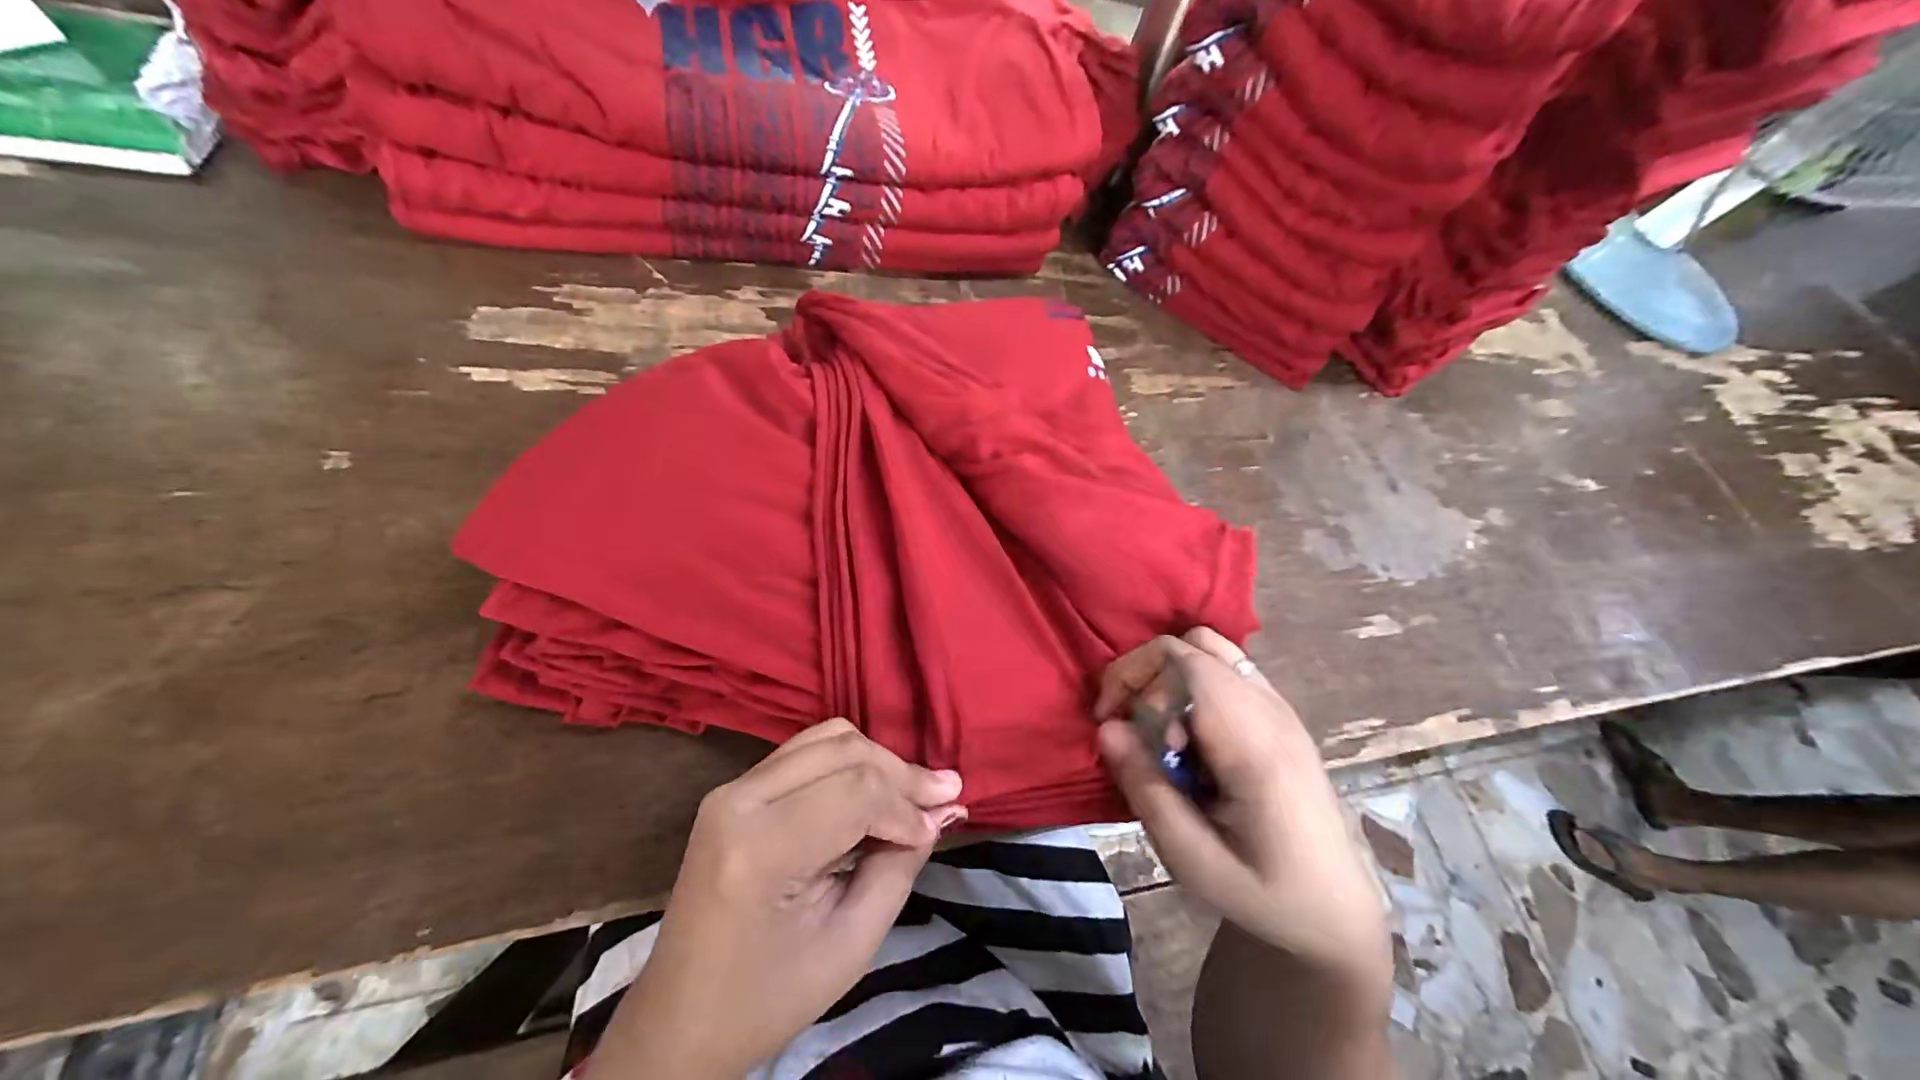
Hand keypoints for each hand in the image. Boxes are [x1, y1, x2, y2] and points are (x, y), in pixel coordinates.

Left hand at [596, 719, 965, 1078]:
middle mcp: (739, 800)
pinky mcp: (734, 790)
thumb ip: (898, 867)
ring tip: (913, 796)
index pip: (857, 790)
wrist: (680, 1018)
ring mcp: (731, 789)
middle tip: (944, 799)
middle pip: (844, 750)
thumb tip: (941, 813)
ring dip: (877, 762)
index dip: (907, 805)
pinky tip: (873, 792)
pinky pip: (805, 751)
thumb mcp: (849, 944)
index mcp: (759, 848)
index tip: (935, 833)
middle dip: (900, 774)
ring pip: (826, 739)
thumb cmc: (767, 998)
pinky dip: (849, 763)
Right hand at [1095, 629, 1388, 980]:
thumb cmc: (1263, 894)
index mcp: (1254, 744)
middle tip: (1130, 730)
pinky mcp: (1282, 717)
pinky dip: (1193, 685)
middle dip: (1146, 675)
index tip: (1109, 724)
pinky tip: (1190, 736)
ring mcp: (1282, 709)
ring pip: (1212, 650)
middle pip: (1193, 647)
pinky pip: (1228, 670)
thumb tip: (1106, 727)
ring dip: (1171, 678)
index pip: (1185, 662)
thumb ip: (1146, 788)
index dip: (1133, 676)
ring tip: (1160, 731)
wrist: (1336, 912)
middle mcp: (1272, 711)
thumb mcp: (1191, 859)